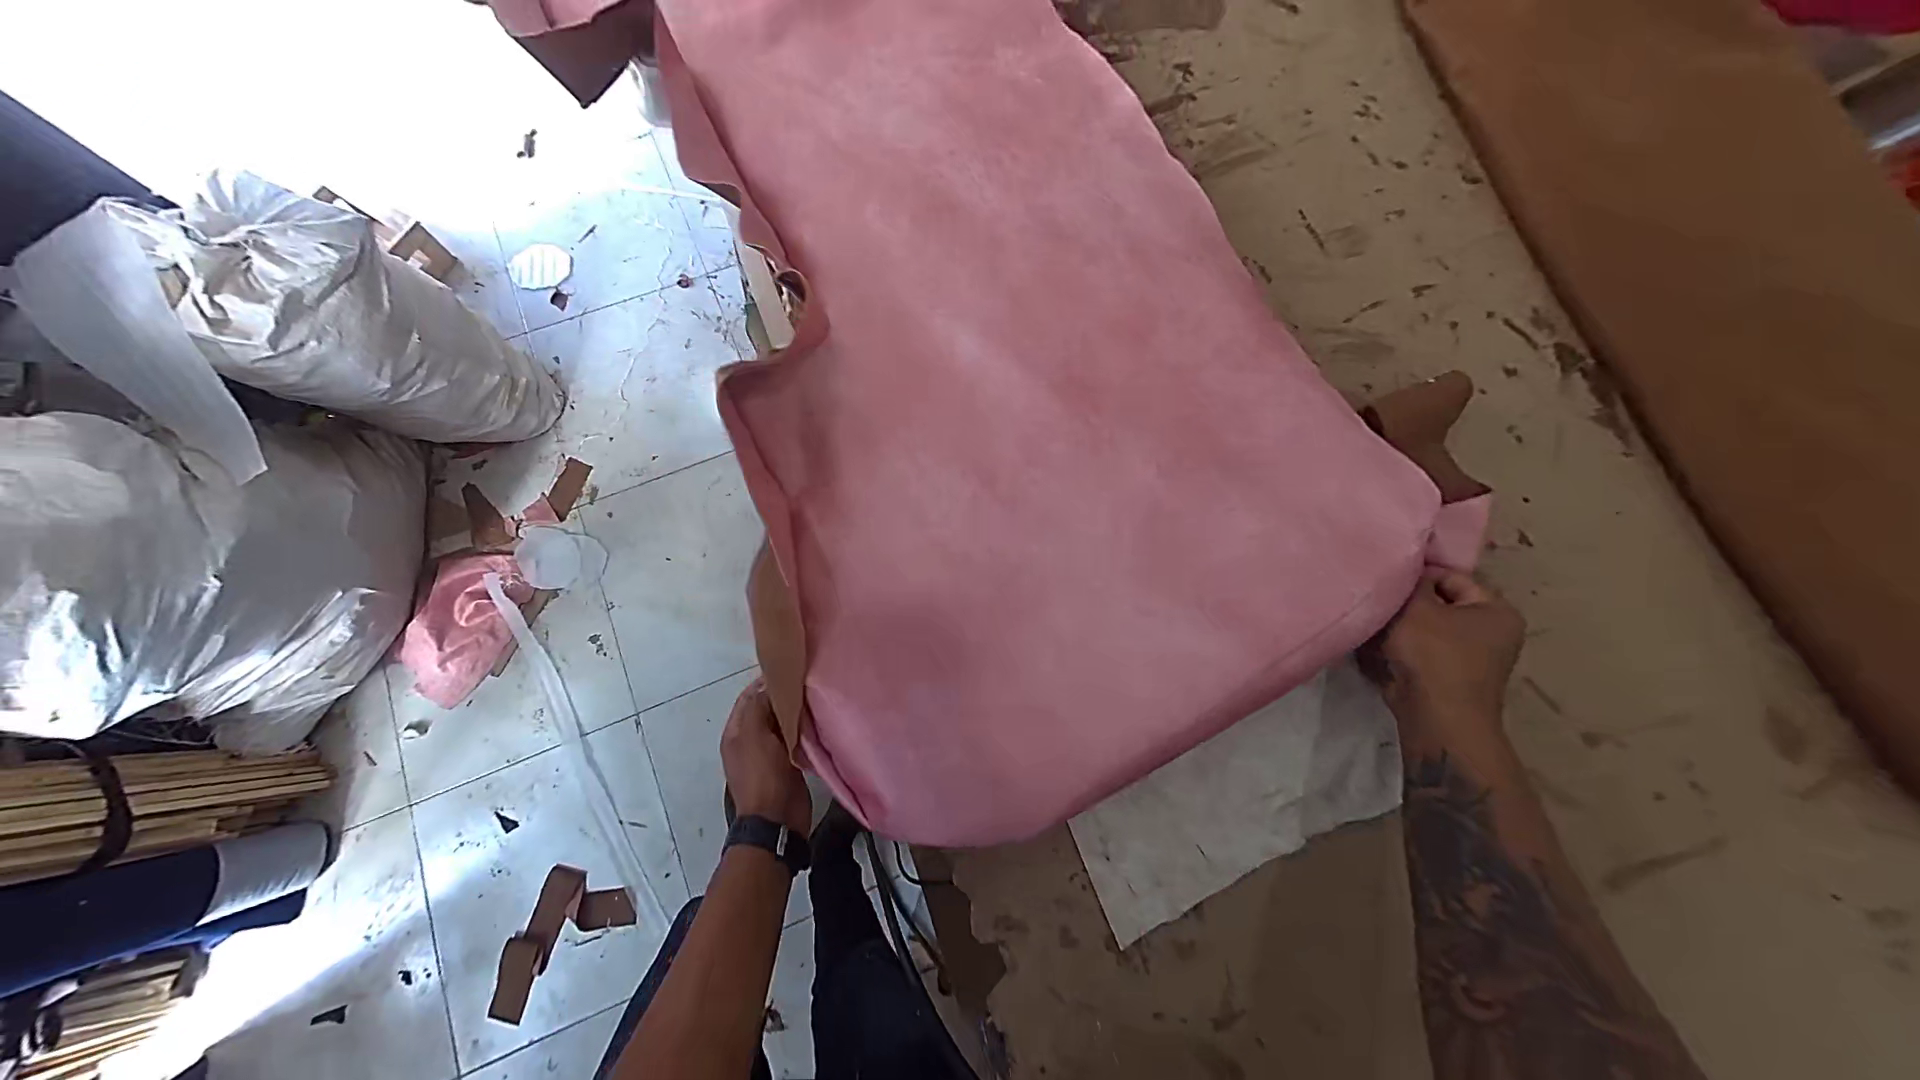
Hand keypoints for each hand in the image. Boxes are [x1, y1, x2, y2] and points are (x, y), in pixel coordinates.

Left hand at [720, 680, 810, 833]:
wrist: (777, 820)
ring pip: (783, 723)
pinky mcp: (787, 763)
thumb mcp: (754, 735)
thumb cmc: (762, 775)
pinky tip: (820, 720)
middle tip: (808, 680)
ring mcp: (769, 753)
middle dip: (784, 695)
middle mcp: (750, 740)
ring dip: (797, 712)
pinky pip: (796, 739)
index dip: (766, 681)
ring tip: (817, 696)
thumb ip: (757, 706)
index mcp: (736, 732)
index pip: (750, 696)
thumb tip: (768, 685)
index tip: (791, 668)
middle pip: (767, 708)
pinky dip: (805, 729)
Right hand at [1377, 571, 1525, 728]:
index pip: (1452, 578)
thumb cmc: (1433, 654)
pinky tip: (1375, 648)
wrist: (1435, 716)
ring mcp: (1469, 659)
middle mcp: (1491, 633)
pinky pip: (1417, 652)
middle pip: (1437, 605)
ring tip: (1372, 625)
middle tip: (1376, 602)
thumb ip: (1411, 583)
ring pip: (1423, 629)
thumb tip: (1405, 572)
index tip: (1385, 581)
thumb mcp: (1417, 607)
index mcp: (1496, 611)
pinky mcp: (1446, 678)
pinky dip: (1397, 648)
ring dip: (1396, 627)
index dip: (1416, 577)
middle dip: (1405, 604)